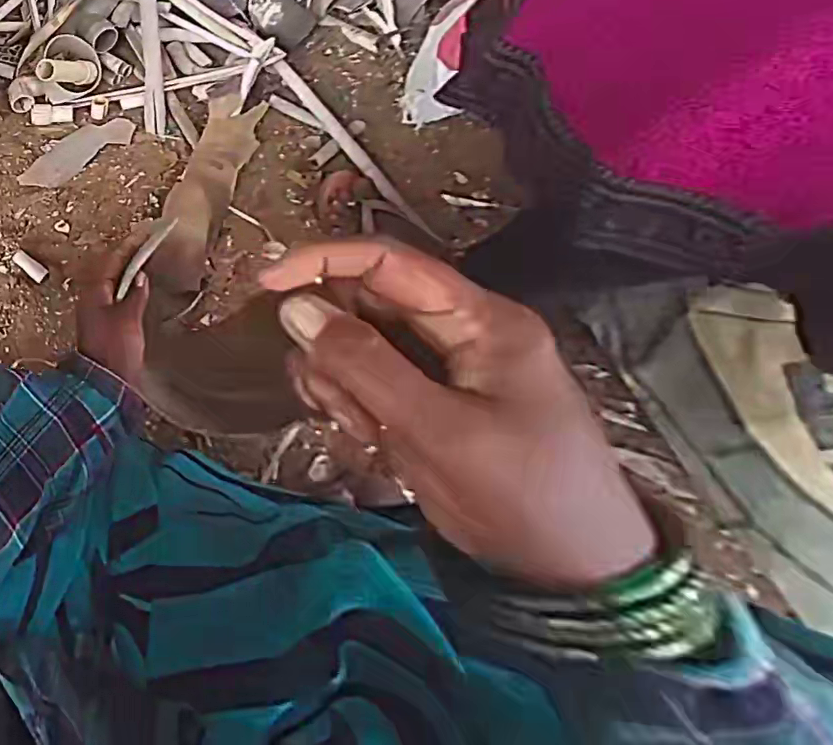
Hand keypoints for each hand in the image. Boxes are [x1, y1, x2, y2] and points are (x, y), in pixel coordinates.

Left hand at [75, 237, 152, 389]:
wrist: (105, 381)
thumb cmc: (115, 349)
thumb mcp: (128, 319)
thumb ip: (135, 295)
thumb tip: (140, 276)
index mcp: (94, 291)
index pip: (113, 260)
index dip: (129, 246)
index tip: (145, 232)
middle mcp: (92, 297)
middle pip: (111, 268)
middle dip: (128, 254)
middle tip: (146, 240)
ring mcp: (96, 309)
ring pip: (113, 280)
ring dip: (128, 268)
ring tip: (145, 256)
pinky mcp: (103, 320)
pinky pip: (115, 293)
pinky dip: (128, 285)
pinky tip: (138, 285)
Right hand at [259, 238, 656, 589]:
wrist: (565, 573)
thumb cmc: (522, 494)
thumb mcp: (439, 429)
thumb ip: (362, 363)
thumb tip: (293, 306)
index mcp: (476, 319)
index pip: (385, 261)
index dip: (320, 260)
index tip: (266, 283)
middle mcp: (447, 329)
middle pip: (354, 301)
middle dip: (328, 343)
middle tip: (335, 396)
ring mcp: (426, 361)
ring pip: (341, 338)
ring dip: (332, 378)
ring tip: (361, 427)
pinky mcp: (408, 391)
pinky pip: (346, 372)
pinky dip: (337, 397)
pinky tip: (362, 432)